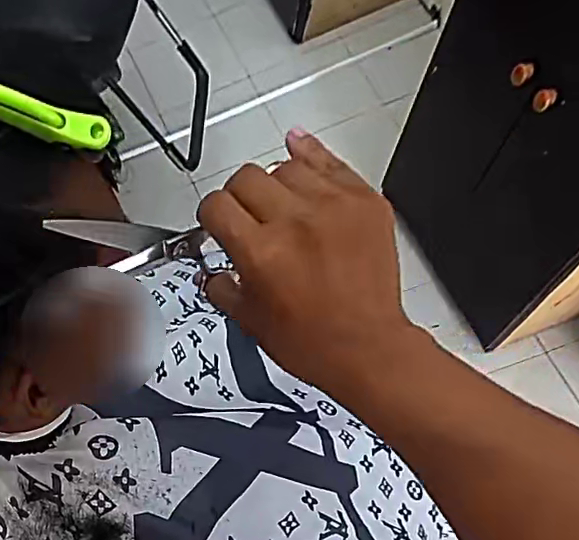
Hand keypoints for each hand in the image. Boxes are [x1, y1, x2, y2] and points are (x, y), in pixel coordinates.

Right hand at [196, 130, 425, 392]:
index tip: (216, 223)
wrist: (367, 349)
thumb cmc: (317, 345)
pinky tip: (298, 151)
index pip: (216, 206)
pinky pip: (329, 161)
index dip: (211, 216)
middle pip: (246, 178)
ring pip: (285, 166)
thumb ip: (224, 291)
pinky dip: (310, 155)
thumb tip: (213, 276)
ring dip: (275, 184)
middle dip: (238, 198)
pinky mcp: (363, 202)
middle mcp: (295, 222)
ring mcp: (333, 207)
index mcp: (261, 253)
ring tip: (280, 208)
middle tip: (246, 218)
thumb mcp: (254, 325)